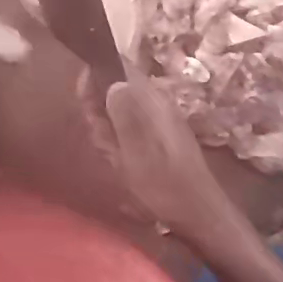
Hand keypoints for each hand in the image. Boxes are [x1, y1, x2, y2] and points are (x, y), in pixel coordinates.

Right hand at [100, 78, 233, 243]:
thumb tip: (112, 81)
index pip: (119, 67)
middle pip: (112, 92)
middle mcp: (153, 103)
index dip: (96, 77)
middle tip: (104, 140)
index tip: (85, 101)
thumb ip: (122, 113)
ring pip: (116, 114)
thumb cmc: (163, 183)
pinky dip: (117, 144)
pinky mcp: (156, 137)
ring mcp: (156, 121)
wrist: (197, 214)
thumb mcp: (135, 150)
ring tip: (114, 156)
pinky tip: (121, 163)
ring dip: (107, 133)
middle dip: (99, 114)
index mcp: (150, 100)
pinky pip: (126, 131)